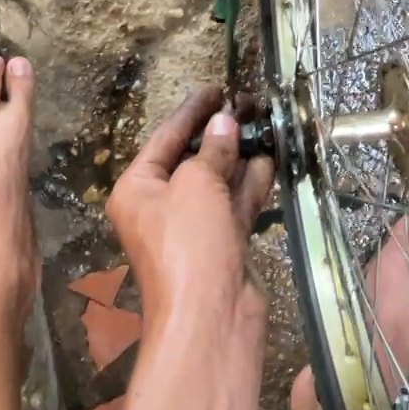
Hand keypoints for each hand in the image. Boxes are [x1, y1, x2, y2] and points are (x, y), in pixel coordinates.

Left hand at [108, 87, 275, 409]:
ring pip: (218, 180)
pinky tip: (271, 157)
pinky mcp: (221, 244)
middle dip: (220, 132)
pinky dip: (252, 182)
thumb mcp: (196, 185)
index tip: (215, 88)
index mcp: (138, 188)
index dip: (191, 111)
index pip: (166, 138)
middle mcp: (161, 205)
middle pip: (193, 158)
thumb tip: (225, 122)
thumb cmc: (188, 244)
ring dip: (240, 154)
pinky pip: (236, 203)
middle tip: (248, 104)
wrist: (211, 320)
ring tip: (265, 123)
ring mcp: (193, 227)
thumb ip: (214, 149)